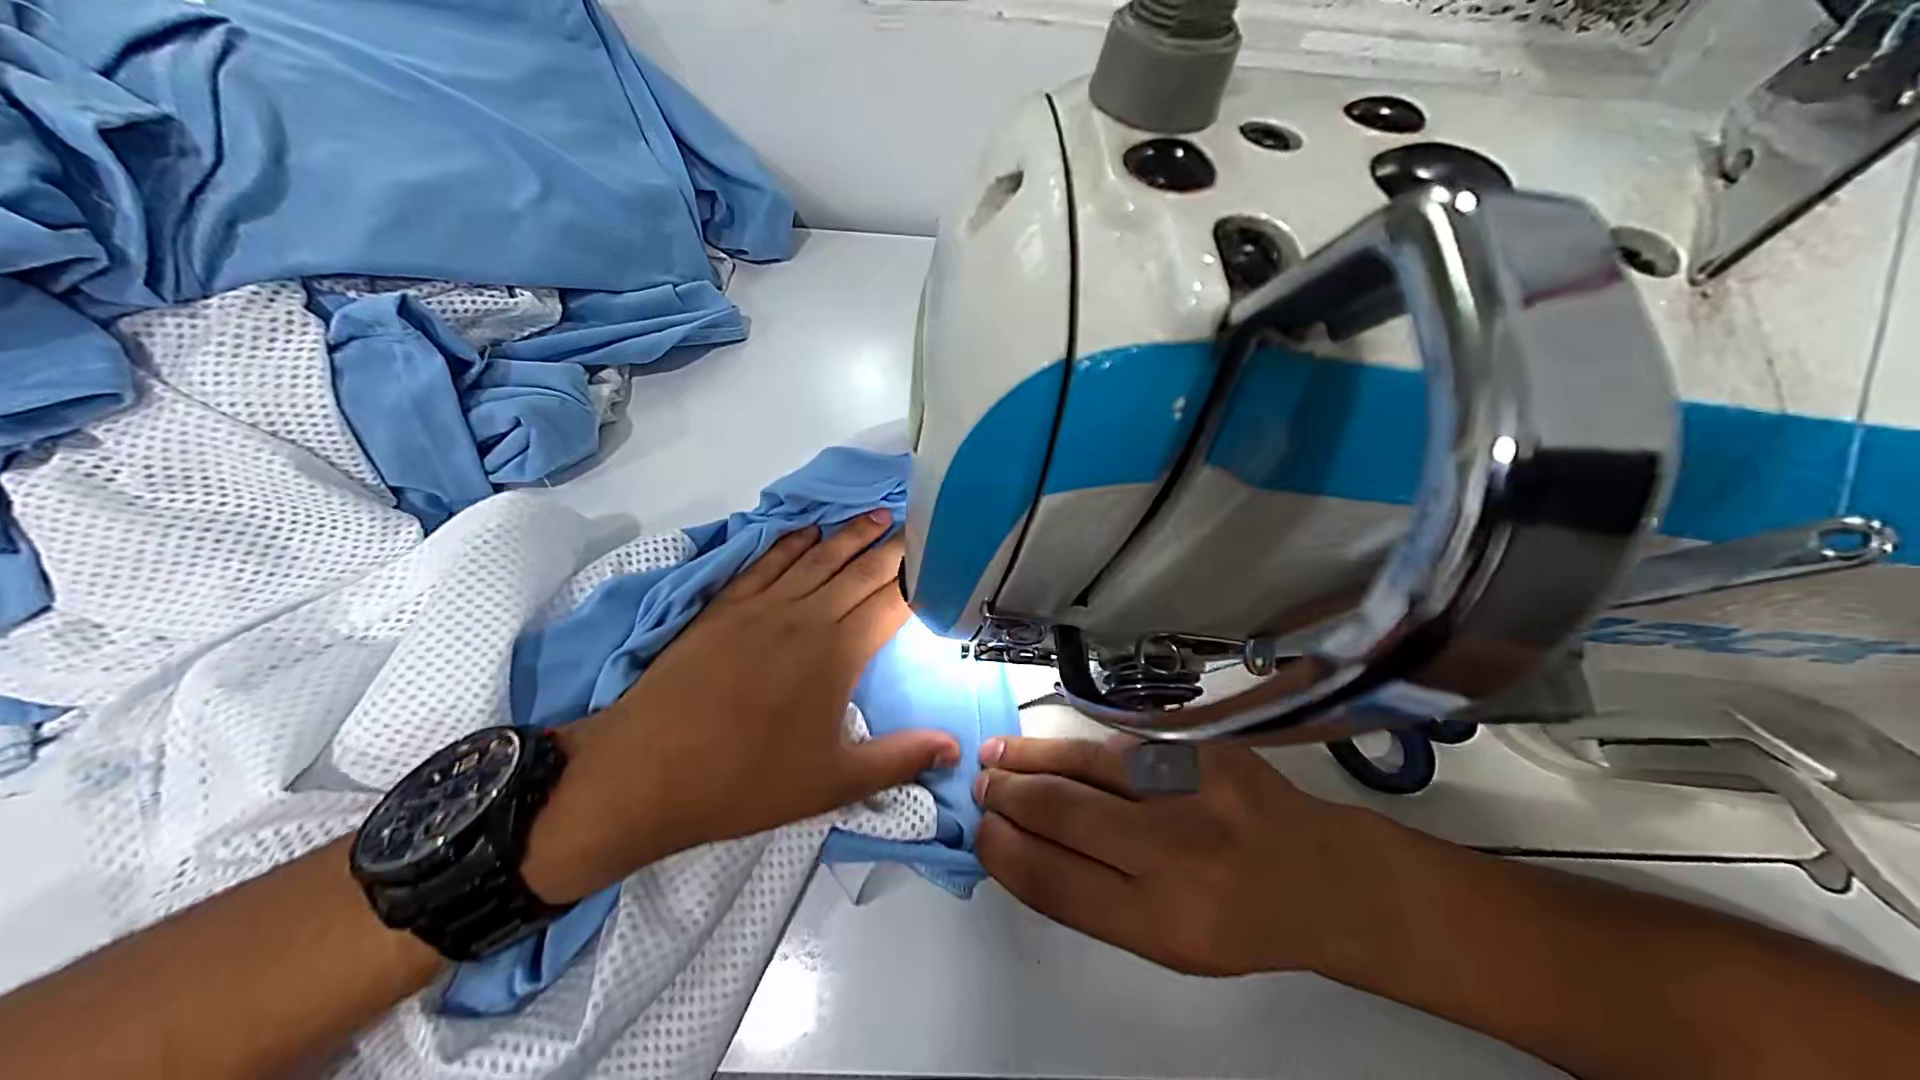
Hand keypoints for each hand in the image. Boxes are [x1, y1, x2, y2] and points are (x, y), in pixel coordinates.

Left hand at [523, 512, 959, 902]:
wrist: (647, 770)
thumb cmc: (746, 780)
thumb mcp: (834, 781)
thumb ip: (899, 759)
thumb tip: (956, 747)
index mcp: (838, 653)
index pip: (891, 603)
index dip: (918, 580)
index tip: (940, 563)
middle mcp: (806, 616)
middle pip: (859, 570)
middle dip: (893, 548)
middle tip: (918, 527)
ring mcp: (762, 606)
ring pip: (817, 557)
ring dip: (850, 534)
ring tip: (876, 516)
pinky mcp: (725, 607)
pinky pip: (767, 561)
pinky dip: (791, 542)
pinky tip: (807, 532)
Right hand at [974, 736, 1399, 977]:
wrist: (1321, 876)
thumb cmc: (1236, 921)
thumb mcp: (1162, 941)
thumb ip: (1088, 895)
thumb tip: (1016, 843)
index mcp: (1162, 920)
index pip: (1053, 878)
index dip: (1004, 850)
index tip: (982, 832)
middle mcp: (1177, 851)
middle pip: (1061, 811)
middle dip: (1008, 795)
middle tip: (982, 787)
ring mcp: (1194, 788)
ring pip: (1085, 761)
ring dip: (1030, 757)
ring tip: (997, 756)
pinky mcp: (1206, 746)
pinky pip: (1121, 743)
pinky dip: (1077, 745)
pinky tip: (1052, 748)